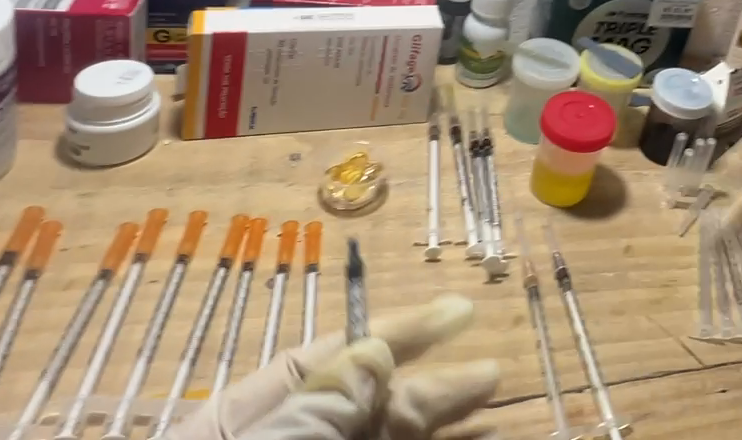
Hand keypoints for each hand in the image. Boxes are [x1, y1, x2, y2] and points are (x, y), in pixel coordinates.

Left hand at [167, 296, 499, 439]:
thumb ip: (329, 395)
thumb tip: (381, 345)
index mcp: (246, 427)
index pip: (324, 362)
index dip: (394, 334)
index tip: (456, 314)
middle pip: (366, 413)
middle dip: (430, 393)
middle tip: (490, 376)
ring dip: (442, 438)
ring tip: (496, 425)